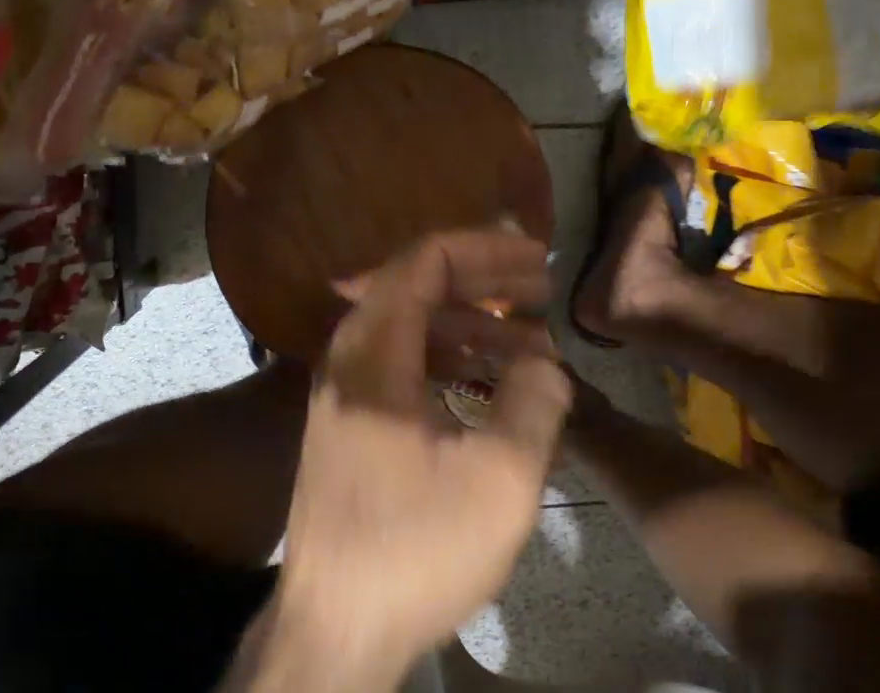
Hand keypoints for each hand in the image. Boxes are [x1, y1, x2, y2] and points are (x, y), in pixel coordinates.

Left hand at [232, 230, 570, 691]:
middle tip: (545, 294)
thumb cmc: (416, 547)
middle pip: (418, 287)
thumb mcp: (501, 476)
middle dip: (487, 283)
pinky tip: (493, 389)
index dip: (487, 249)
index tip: (540, 260)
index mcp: (375, 352)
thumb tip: (543, 362)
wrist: (335, 630)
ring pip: (414, 330)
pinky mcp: (352, 427)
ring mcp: (345, 394)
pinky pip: (405, 367)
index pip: (425, 260)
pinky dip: (452, 364)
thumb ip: (536, 399)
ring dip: (474, 329)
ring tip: (535, 350)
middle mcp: (350, 358)